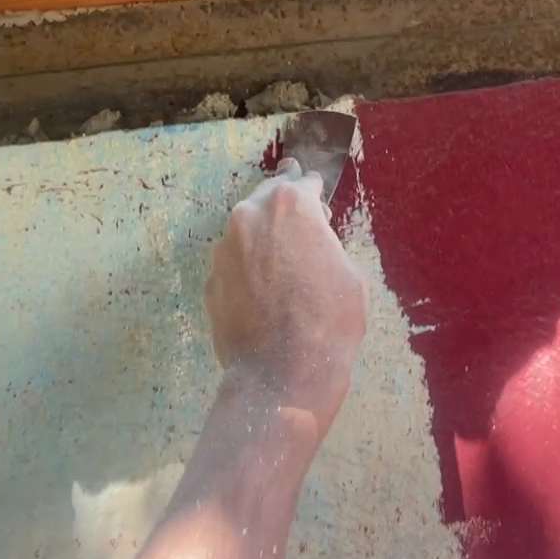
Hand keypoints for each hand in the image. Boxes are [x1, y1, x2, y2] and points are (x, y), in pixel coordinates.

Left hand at [204, 158, 366, 438]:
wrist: (283, 375)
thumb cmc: (329, 321)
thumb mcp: (348, 272)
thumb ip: (323, 241)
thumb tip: (310, 239)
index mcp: (289, 205)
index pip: (302, 182)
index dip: (313, 190)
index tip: (316, 192)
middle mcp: (248, 217)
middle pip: (268, 198)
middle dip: (283, 207)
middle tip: (296, 215)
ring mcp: (223, 250)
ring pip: (247, 231)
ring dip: (263, 239)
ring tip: (283, 263)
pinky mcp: (211, 281)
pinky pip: (234, 264)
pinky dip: (248, 269)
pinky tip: (265, 292)